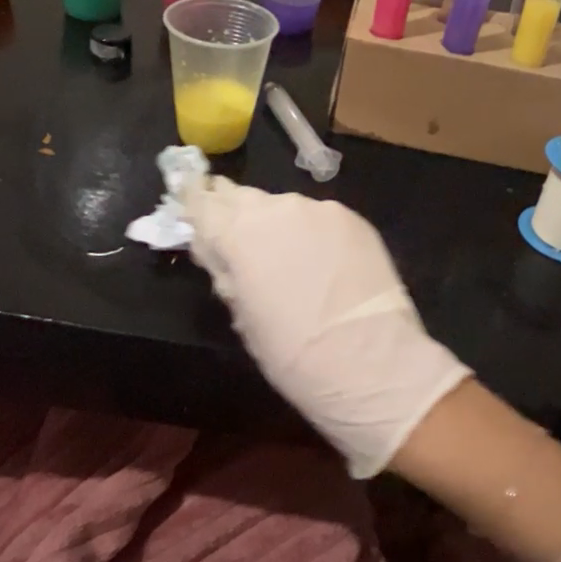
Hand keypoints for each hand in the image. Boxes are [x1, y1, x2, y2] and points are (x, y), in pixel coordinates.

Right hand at [185, 178, 469, 477]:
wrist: (371, 363)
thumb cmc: (293, 354)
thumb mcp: (244, 317)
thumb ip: (226, 273)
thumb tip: (215, 249)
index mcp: (239, 235)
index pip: (204, 202)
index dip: (194, 203)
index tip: (190, 203)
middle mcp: (277, 209)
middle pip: (243, 198)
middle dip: (233, 212)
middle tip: (233, 233)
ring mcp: (320, 210)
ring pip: (283, 207)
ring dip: (275, 224)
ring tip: (282, 254)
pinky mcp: (354, 218)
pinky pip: (318, 217)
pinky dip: (310, 231)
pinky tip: (318, 259)